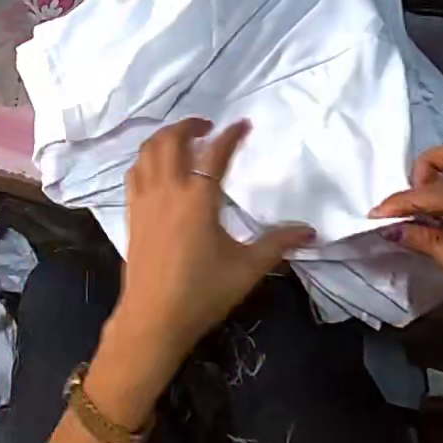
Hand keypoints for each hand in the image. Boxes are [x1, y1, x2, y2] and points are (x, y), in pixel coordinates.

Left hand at [90, 119, 313, 422]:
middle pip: (171, 140)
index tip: (242, 124)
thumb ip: (277, 244)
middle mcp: (168, 190)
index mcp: (199, 199)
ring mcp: (145, 199)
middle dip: (189, 125)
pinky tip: (157, 166)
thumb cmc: (202, 292)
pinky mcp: (132, 212)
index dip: (231, 135)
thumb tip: (310, 231)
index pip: (216, 153)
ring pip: (147, 151)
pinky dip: (146, 158)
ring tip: (182, 140)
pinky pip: (134, 172)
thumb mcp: (247, 268)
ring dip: (164, 137)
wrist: (154, 317)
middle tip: (208, 127)